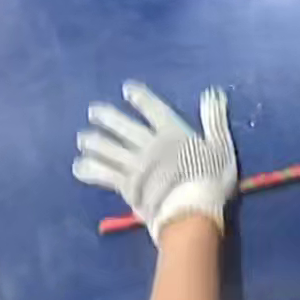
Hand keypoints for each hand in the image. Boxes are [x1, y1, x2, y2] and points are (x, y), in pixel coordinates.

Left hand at [74, 82, 236, 240]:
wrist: (192, 209)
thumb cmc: (211, 179)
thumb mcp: (220, 146)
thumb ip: (214, 118)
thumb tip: (212, 92)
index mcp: (173, 132)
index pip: (154, 109)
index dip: (141, 98)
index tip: (127, 89)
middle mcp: (150, 144)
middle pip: (124, 127)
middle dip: (107, 117)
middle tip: (92, 111)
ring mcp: (135, 164)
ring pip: (109, 148)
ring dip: (94, 142)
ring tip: (82, 138)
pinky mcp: (126, 184)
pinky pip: (103, 174)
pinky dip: (89, 169)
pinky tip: (78, 167)